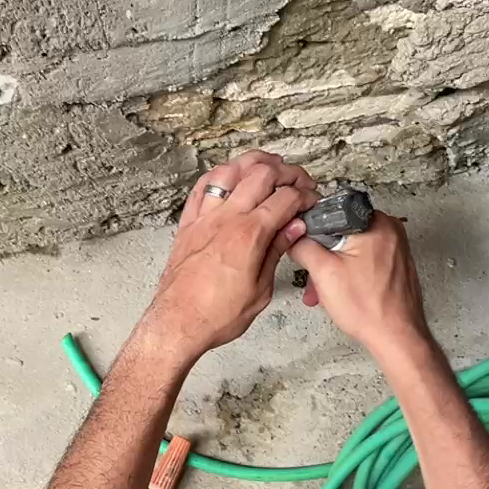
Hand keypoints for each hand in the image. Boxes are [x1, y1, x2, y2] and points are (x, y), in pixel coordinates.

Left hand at [133, 151, 318, 366]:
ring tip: (267, 167)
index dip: (305, 195)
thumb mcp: (260, 290)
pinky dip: (218, 176)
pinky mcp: (187, 225)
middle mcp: (225, 220)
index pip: (285, 198)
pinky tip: (228, 177)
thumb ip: (277, 252)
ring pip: (228, 170)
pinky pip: (201, 188)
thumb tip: (292, 229)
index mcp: (249, 235)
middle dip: (286, 171)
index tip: (311, 201)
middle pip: (260, 173)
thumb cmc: (215, 315)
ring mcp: (203, 218)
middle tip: (297, 180)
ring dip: (251, 163)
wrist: (177, 324)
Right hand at [287, 209, 431, 358]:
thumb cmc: (370, 308)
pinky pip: (364, 261)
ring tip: (324, 291)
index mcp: (375, 223)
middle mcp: (390, 230)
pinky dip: (349, 273)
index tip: (305, 249)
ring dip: (333, 269)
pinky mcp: (396, 264)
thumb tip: (296, 238)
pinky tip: (342, 292)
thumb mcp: (324, 272)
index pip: (331, 214)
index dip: (311, 233)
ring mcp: (396, 248)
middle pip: (341, 234)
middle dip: (322, 257)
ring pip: (351, 249)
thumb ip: (304, 247)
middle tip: (314, 277)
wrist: (396, 337)